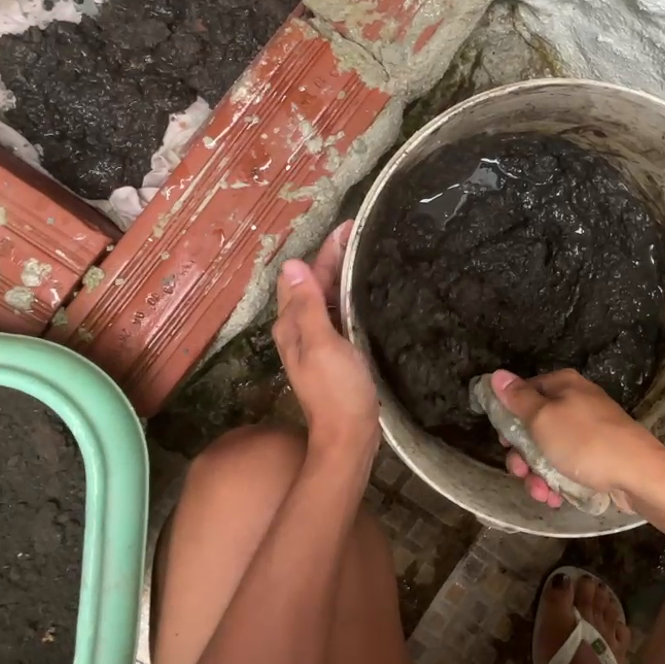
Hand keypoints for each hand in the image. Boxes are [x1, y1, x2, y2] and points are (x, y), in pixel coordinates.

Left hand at [272, 221, 378, 455]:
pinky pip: (341, 314)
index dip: (327, 249)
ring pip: (329, 296)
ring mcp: (319, 342)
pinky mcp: (337, 353)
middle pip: (317, 283)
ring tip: (372, 253)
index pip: (306, 275)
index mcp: (293, 324)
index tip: (351, 226)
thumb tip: (293, 265)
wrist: (349, 437)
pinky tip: (370, 292)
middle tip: (366, 232)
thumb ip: (308, 307)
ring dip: (345, 273)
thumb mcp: (322, 345)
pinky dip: (352, 296)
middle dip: (337, 256)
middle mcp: (301, 329)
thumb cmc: (337, 392)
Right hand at [490, 369, 664, 509]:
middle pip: (535, 425)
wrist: (637, 474)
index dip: (510, 416)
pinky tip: (556, 498)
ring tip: (541, 493)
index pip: (524, 391)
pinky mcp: (598, 455)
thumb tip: (497, 374)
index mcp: (563, 385)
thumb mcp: (542, 418)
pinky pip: (568, 465)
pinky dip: (558, 481)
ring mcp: (589, 430)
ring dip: (537, 474)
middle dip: (523, 454)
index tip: (504, 440)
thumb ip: (517, 398)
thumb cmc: (584, 441)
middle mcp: (576, 401)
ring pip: (549, 450)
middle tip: (520, 471)